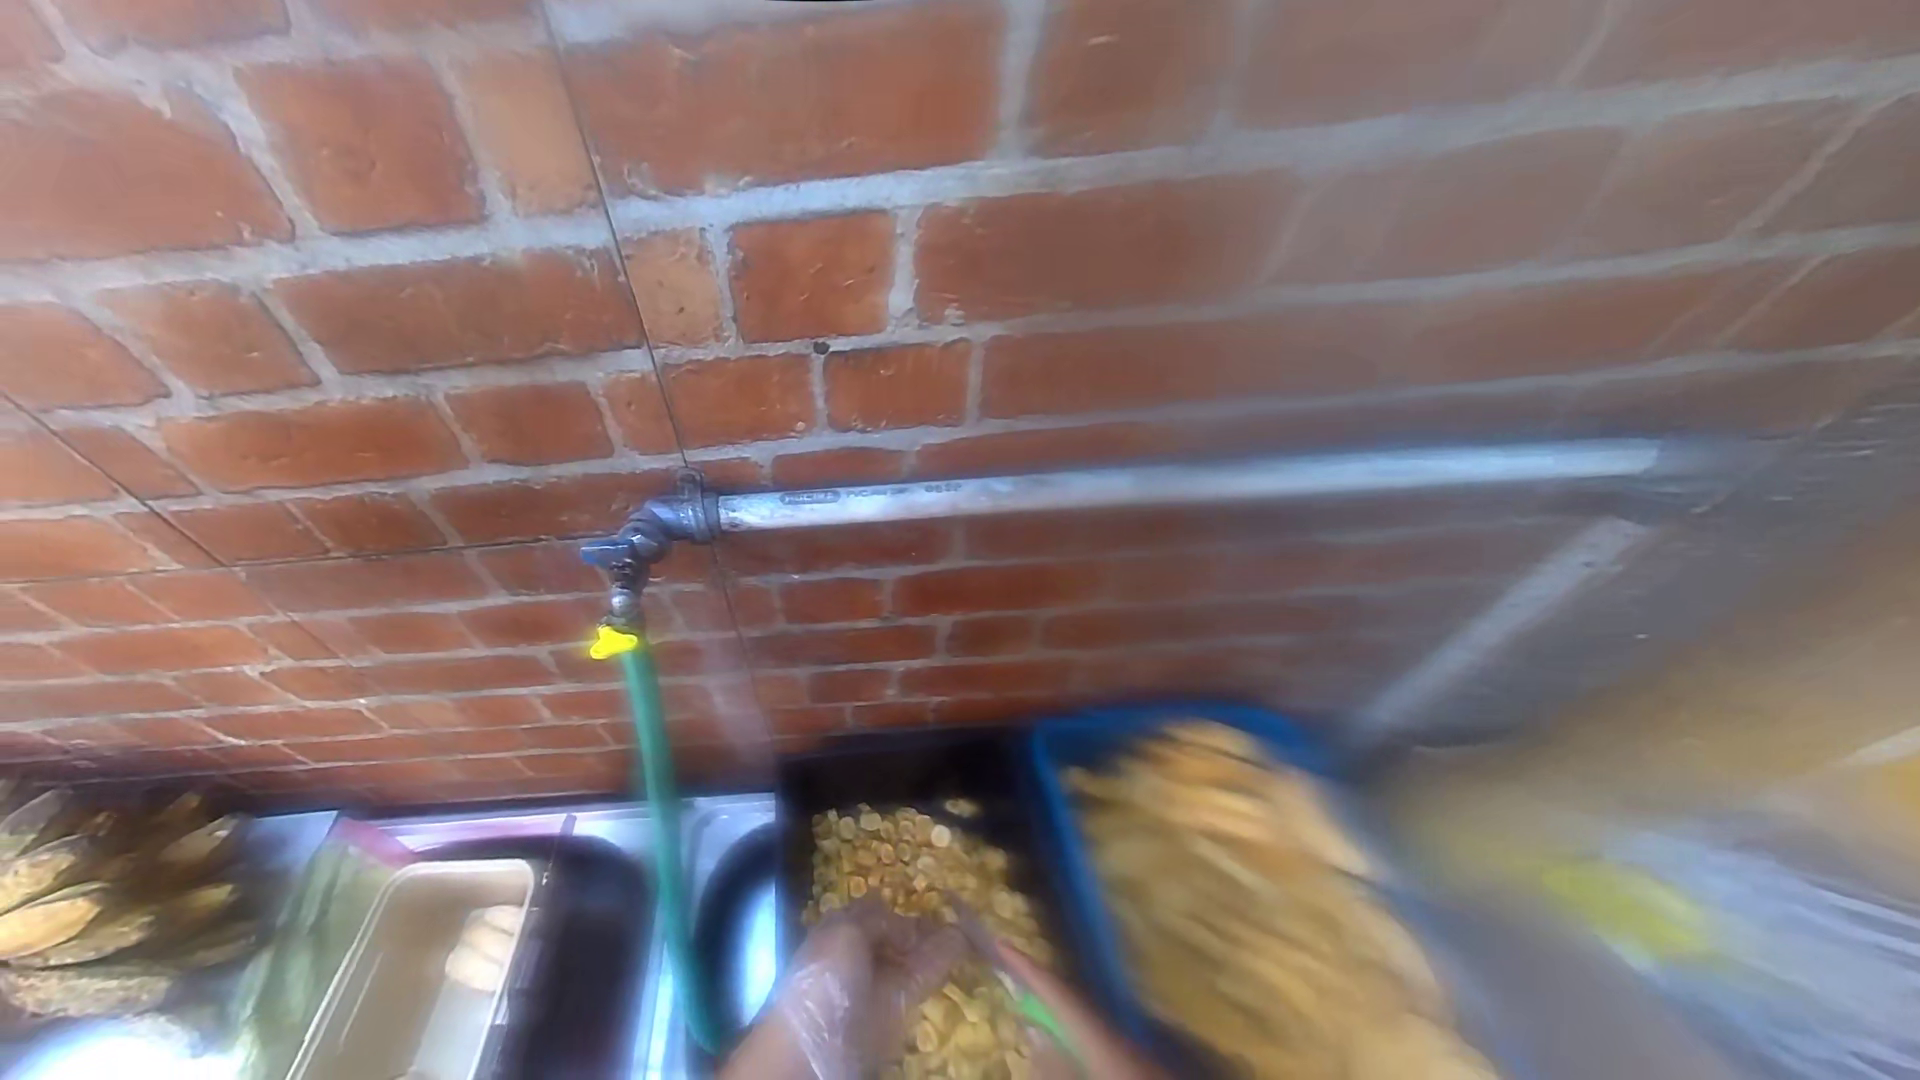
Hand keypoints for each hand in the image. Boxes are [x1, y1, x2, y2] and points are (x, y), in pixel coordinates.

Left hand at [723, 897, 964, 1079]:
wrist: (811, 1052)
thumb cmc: (821, 980)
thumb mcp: (845, 933)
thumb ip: (880, 919)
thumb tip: (908, 925)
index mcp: (841, 931)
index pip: (876, 909)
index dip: (897, 902)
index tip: (924, 892)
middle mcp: (863, 953)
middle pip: (899, 931)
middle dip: (922, 920)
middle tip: (954, 906)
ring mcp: (883, 981)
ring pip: (916, 952)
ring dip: (939, 937)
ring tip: (968, 920)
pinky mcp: (900, 1007)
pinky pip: (925, 975)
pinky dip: (945, 958)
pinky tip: (964, 941)